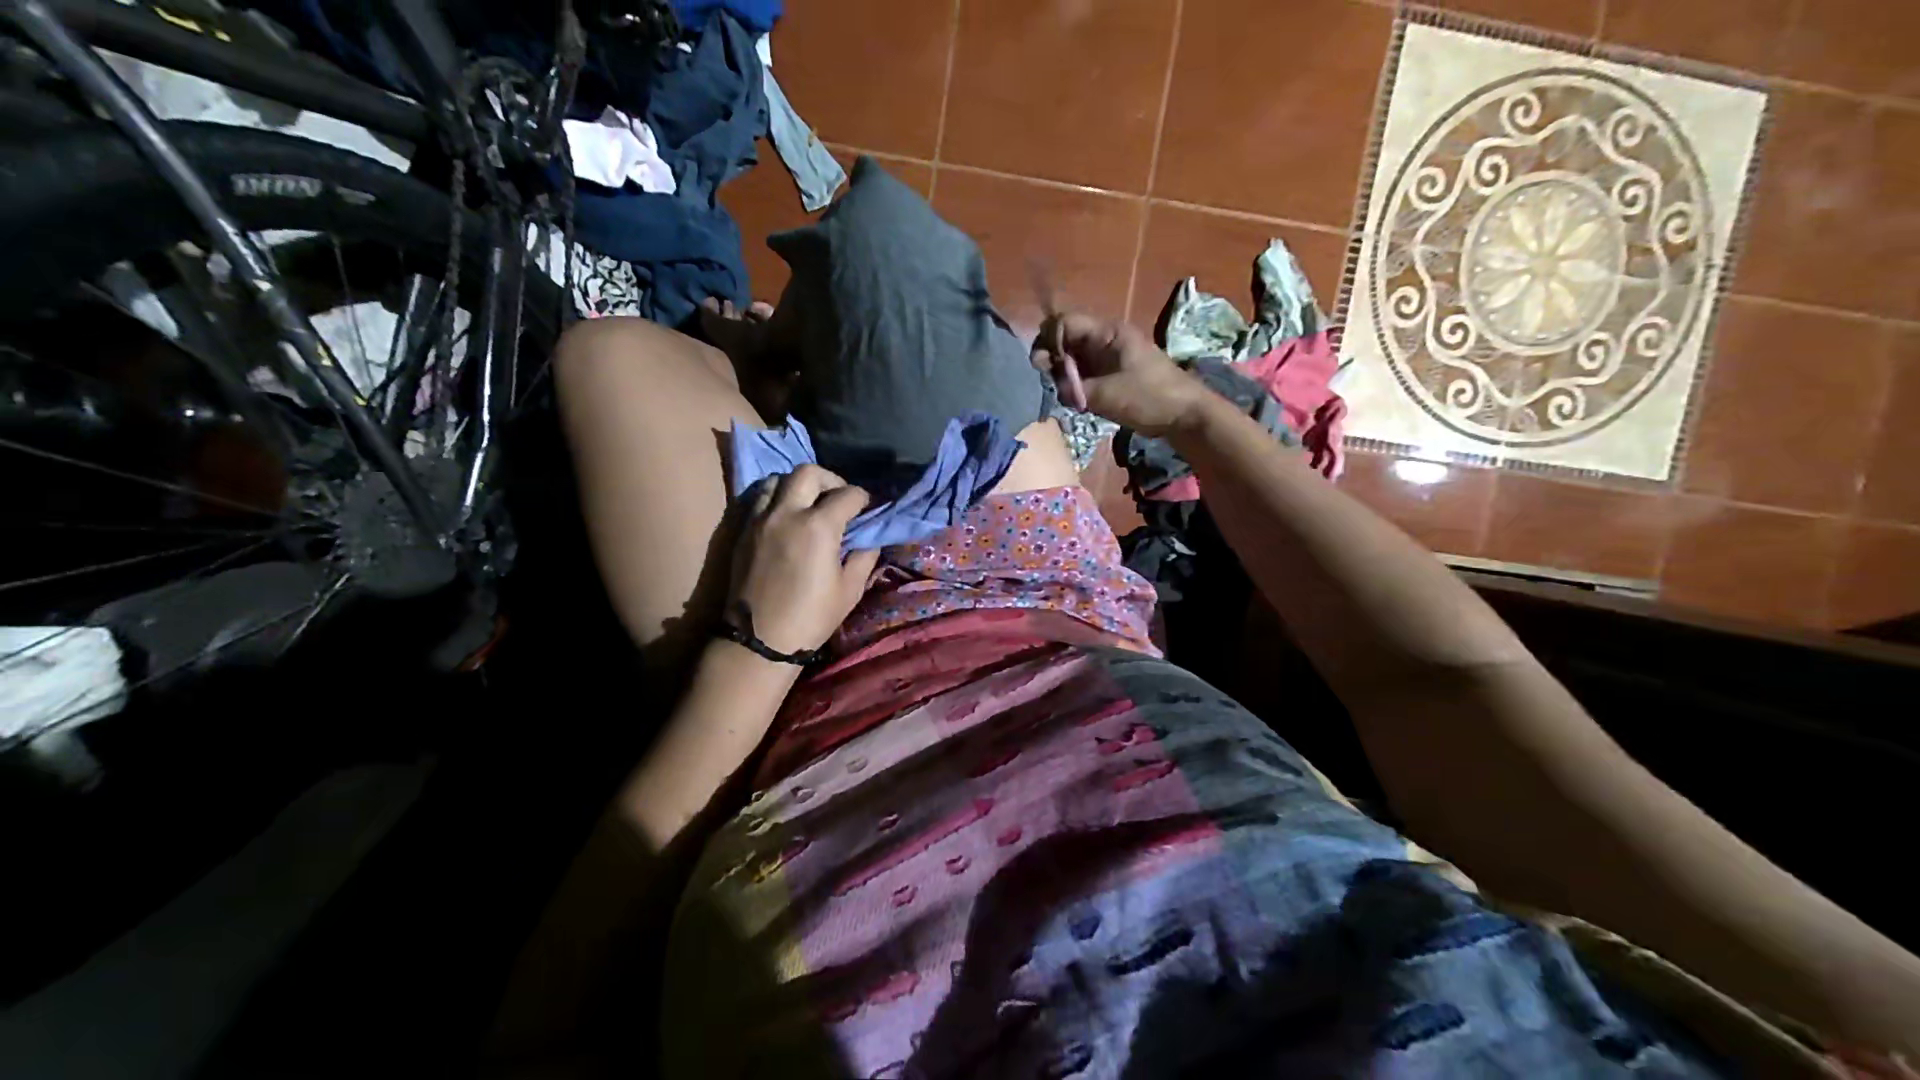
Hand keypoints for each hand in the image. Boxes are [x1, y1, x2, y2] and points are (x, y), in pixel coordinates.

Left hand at [727, 465, 882, 654]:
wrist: (759, 640)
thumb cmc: (811, 617)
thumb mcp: (850, 589)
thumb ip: (863, 556)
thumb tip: (869, 539)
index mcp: (818, 526)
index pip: (847, 494)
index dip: (863, 498)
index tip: (868, 508)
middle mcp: (787, 513)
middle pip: (808, 473)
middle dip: (830, 479)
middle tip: (839, 497)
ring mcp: (760, 520)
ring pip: (778, 480)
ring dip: (798, 485)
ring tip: (809, 504)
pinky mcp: (743, 531)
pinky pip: (760, 500)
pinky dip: (778, 499)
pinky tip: (788, 518)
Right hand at [1030, 311, 1209, 436]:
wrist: (1186, 416)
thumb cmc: (1149, 398)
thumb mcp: (1105, 394)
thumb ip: (1072, 388)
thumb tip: (1051, 386)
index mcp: (1107, 333)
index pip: (1064, 323)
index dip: (1048, 341)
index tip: (1043, 367)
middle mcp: (1105, 340)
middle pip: (1066, 339)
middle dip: (1052, 359)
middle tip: (1047, 384)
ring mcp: (1109, 357)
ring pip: (1073, 358)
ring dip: (1062, 375)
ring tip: (1059, 394)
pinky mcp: (1112, 375)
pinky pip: (1084, 373)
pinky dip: (1074, 384)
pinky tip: (1073, 400)